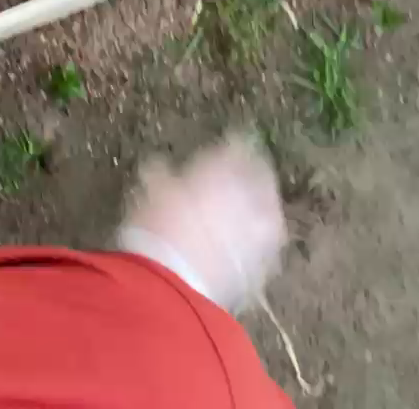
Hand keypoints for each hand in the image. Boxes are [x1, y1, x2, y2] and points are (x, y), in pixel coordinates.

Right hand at [114, 133, 286, 312]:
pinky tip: (245, 235)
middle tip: (248, 167)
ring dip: (261, 203)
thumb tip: (159, 164)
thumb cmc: (156, 225)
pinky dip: (257, 232)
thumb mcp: (150, 192)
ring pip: (268, 211)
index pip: (237, 151)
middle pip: (261, 180)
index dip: (235, 144)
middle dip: (254, 172)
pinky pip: (265, 240)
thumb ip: (161, 175)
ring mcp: (262, 235)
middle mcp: (250, 201)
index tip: (234, 138)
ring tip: (251, 202)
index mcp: (222, 175)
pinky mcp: (264, 264)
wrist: (176, 280)